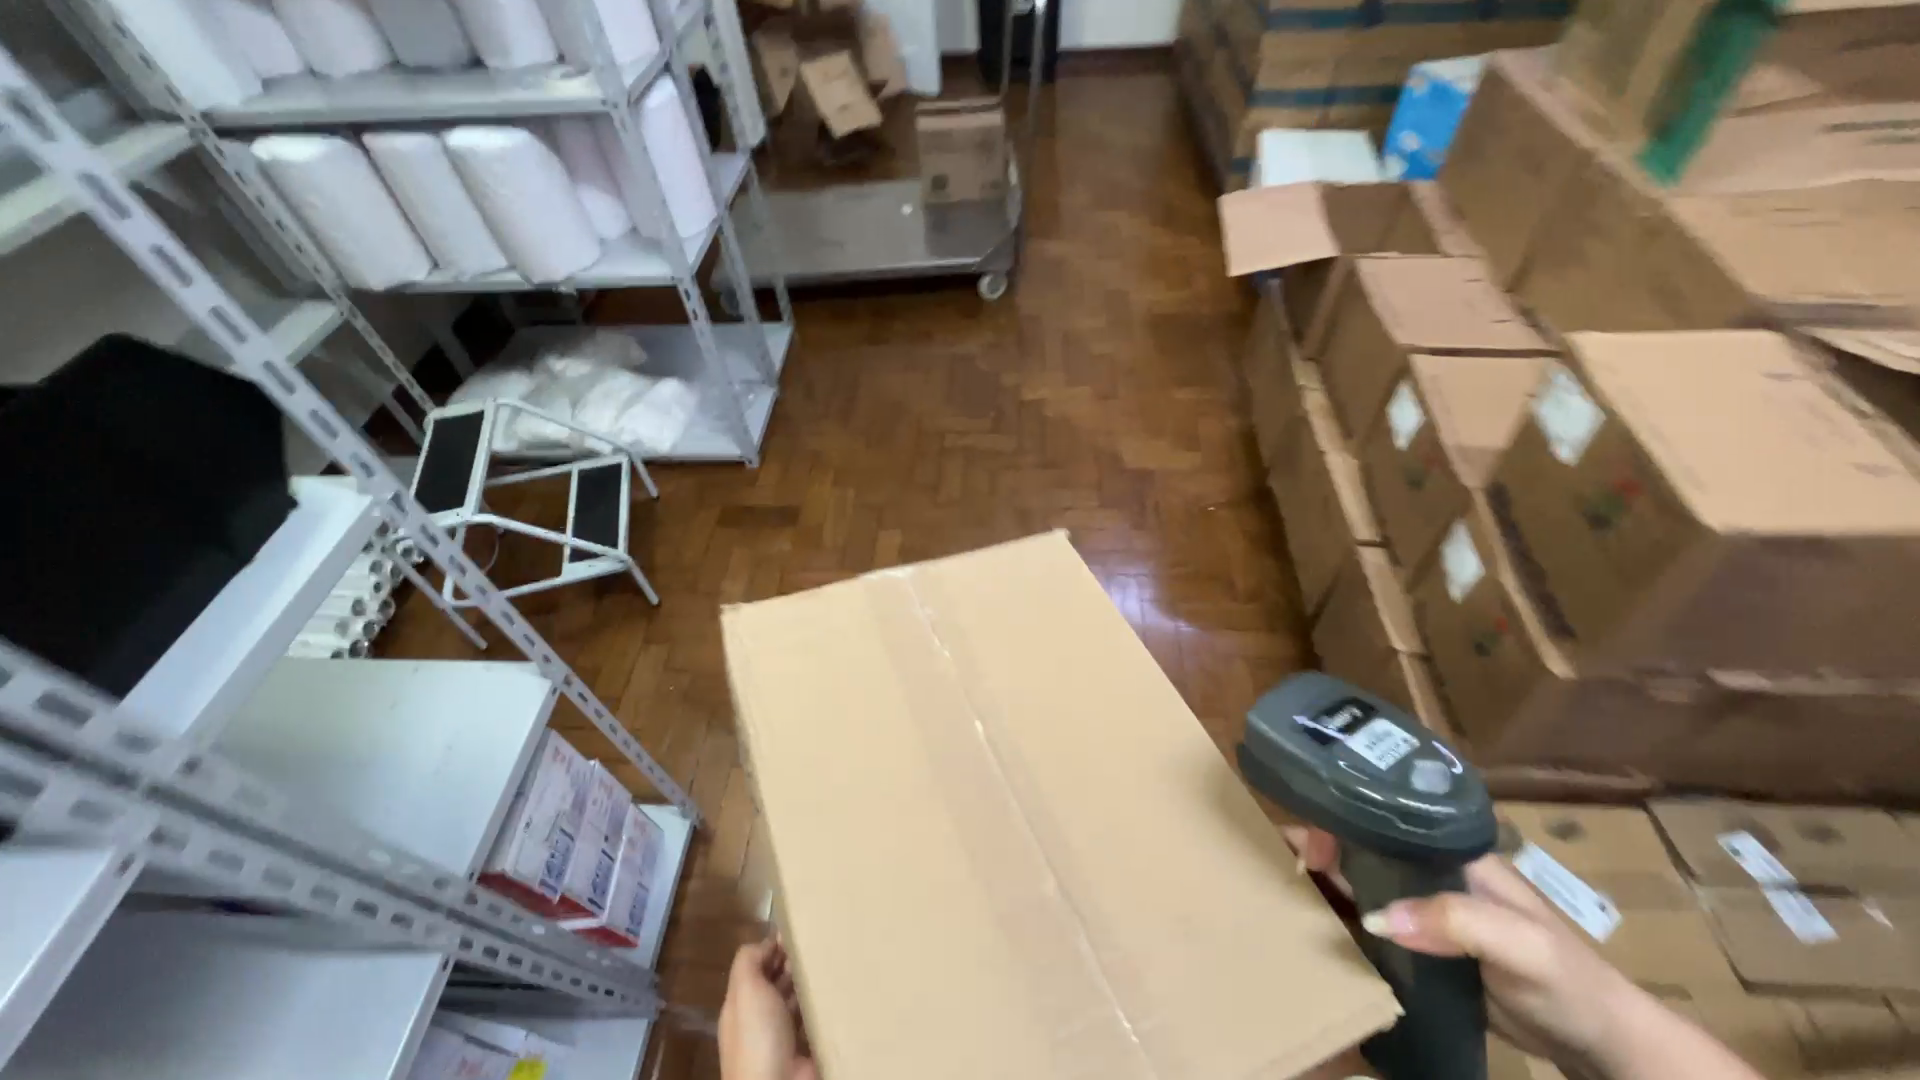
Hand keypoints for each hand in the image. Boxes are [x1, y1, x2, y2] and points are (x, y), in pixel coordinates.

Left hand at [719, 938, 817, 1079]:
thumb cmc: (757, 1035)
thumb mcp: (744, 990)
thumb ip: (749, 961)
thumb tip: (766, 942)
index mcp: (741, 1003)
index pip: (755, 967)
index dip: (772, 947)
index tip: (797, 932)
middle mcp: (760, 1018)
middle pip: (777, 982)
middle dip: (794, 963)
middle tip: (818, 943)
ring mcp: (783, 1035)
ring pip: (797, 1000)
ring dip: (810, 983)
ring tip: (831, 961)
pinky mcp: (806, 1047)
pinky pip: (814, 1020)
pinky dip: (823, 1006)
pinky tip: (837, 990)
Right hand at [1285, 827, 1644, 1071]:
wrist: (1597, 1040)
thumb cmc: (1567, 980)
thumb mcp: (1521, 945)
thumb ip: (1455, 921)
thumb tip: (1375, 917)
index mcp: (1455, 855)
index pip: (1386, 822)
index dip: (1341, 821)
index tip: (1306, 843)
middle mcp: (1435, 874)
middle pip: (1366, 849)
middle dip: (1322, 848)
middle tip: (1281, 866)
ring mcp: (1429, 911)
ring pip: (1364, 884)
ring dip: (1327, 884)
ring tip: (1282, 891)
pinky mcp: (1425, 947)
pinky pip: (1373, 924)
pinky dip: (1343, 921)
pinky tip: (1315, 928)